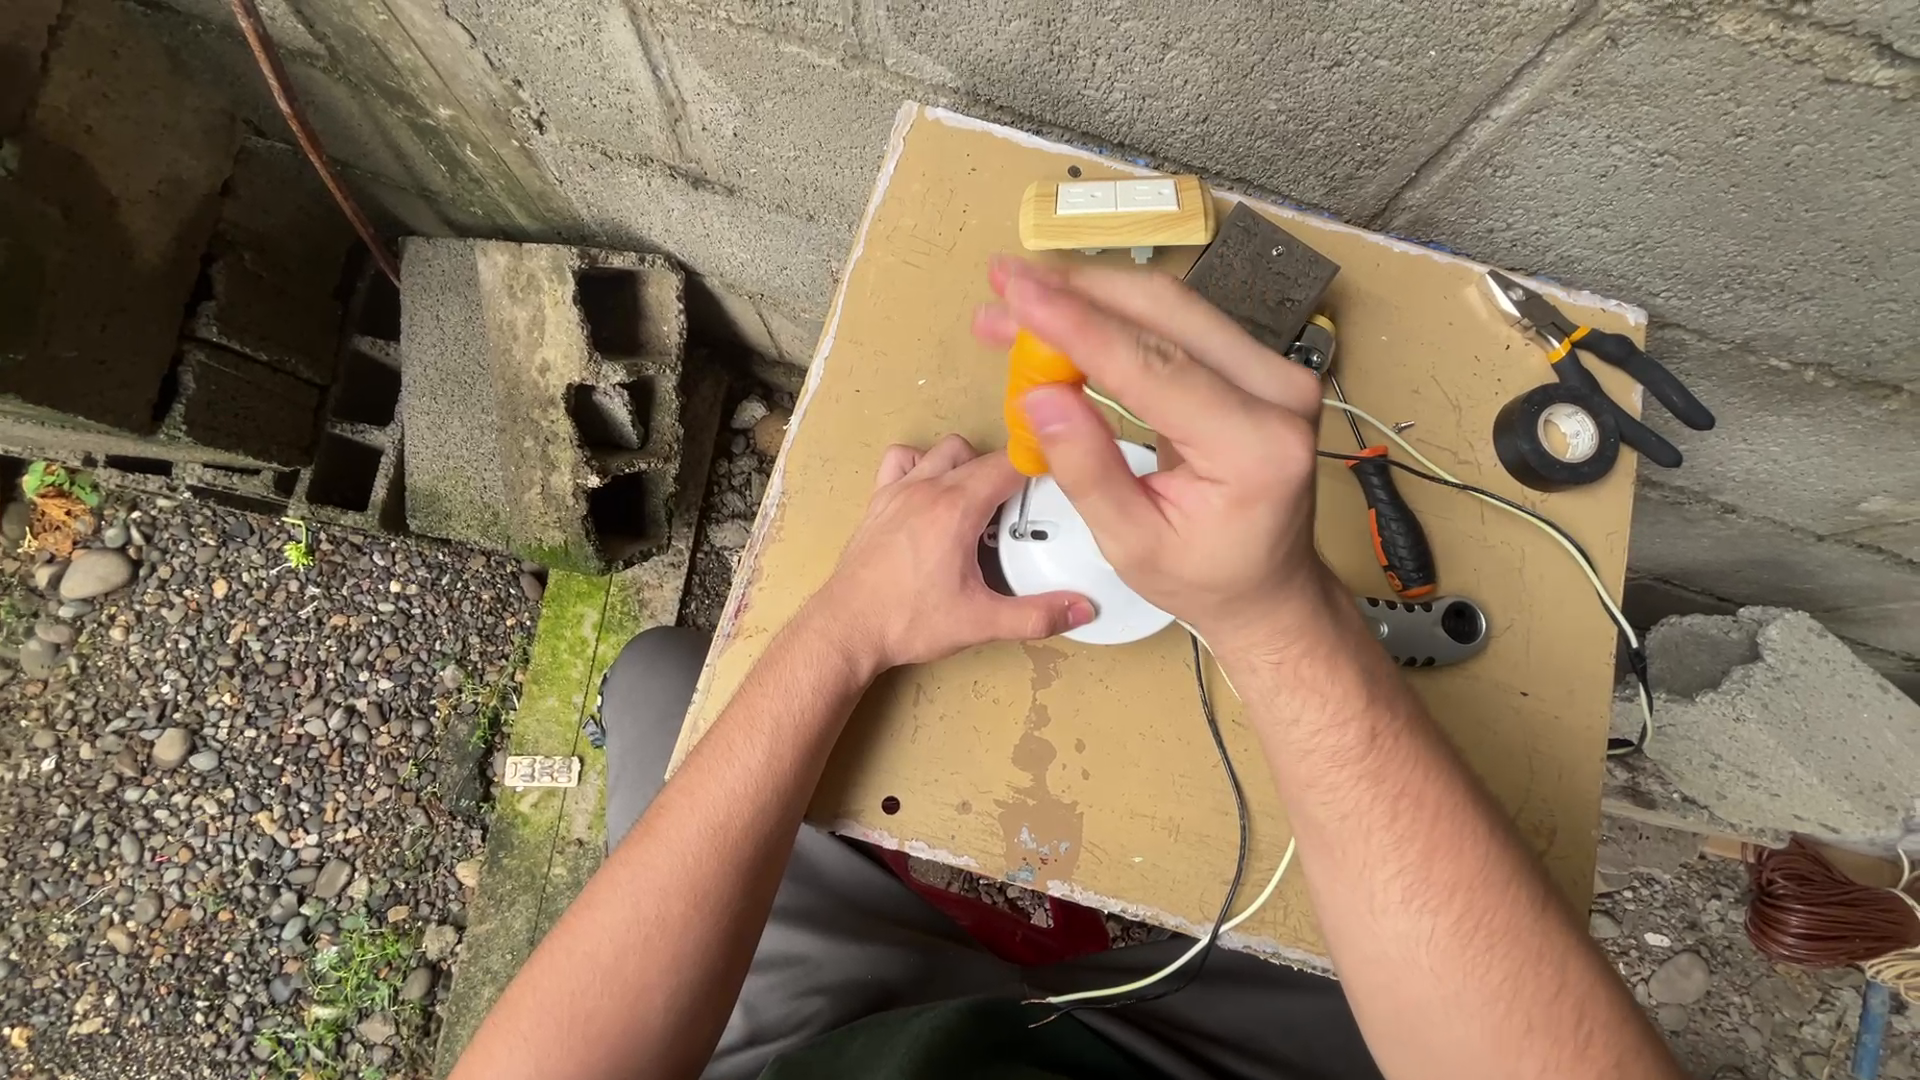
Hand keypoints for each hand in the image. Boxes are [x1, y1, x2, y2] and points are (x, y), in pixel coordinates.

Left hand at [808, 434, 1094, 675]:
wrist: (846, 629)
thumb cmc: (906, 622)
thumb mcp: (980, 622)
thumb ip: (1036, 615)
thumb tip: (1082, 610)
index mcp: (955, 508)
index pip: (1009, 464)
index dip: (1037, 466)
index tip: (1055, 480)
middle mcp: (926, 488)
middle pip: (981, 455)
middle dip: (1008, 473)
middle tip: (1021, 510)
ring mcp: (898, 490)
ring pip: (943, 451)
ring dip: (967, 463)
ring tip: (979, 499)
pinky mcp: (878, 501)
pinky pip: (902, 460)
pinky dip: (921, 464)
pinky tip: (931, 492)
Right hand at [972, 256, 1340, 654]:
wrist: (1268, 584)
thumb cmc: (1204, 578)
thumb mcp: (1132, 545)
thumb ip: (1087, 470)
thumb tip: (1038, 396)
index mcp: (1256, 446)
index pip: (1154, 366)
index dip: (1078, 326)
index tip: (1016, 295)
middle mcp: (1278, 392)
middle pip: (1167, 312)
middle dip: (1076, 292)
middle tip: (1004, 285)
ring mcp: (1273, 372)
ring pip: (1170, 306)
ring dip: (1089, 297)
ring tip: (1017, 302)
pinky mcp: (1254, 365)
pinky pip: (1177, 324)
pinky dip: (1114, 316)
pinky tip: (1064, 317)